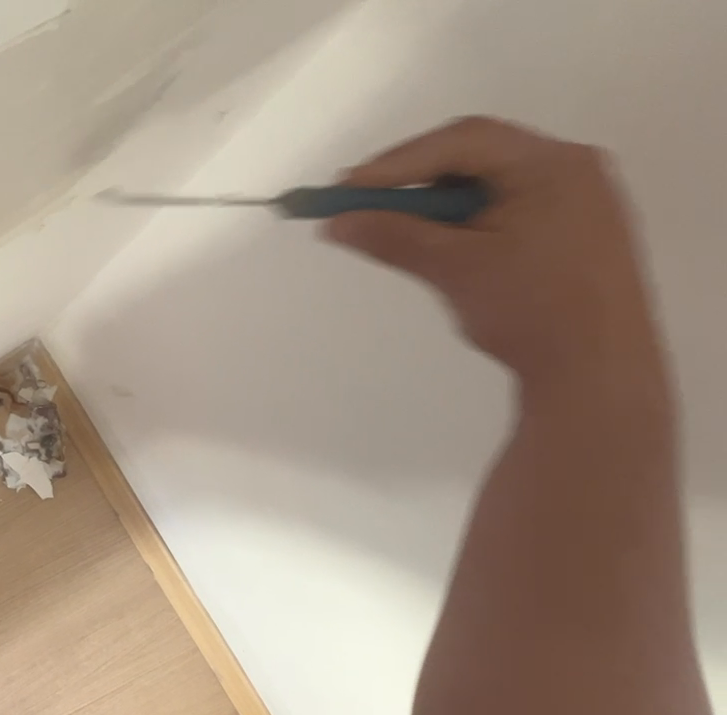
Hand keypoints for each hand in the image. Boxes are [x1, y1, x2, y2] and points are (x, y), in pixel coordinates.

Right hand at [326, 116, 664, 398]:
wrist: (593, 361)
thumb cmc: (528, 307)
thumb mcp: (452, 268)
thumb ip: (392, 238)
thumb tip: (334, 222)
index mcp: (551, 164)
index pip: (462, 141)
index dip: (395, 162)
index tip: (342, 190)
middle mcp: (567, 167)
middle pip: (473, 153)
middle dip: (409, 176)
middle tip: (354, 203)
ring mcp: (570, 196)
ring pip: (482, 180)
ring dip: (428, 198)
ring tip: (383, 225)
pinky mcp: (562, 226)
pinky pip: (497, 204)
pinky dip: (453, 216)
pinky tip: (428, 240)